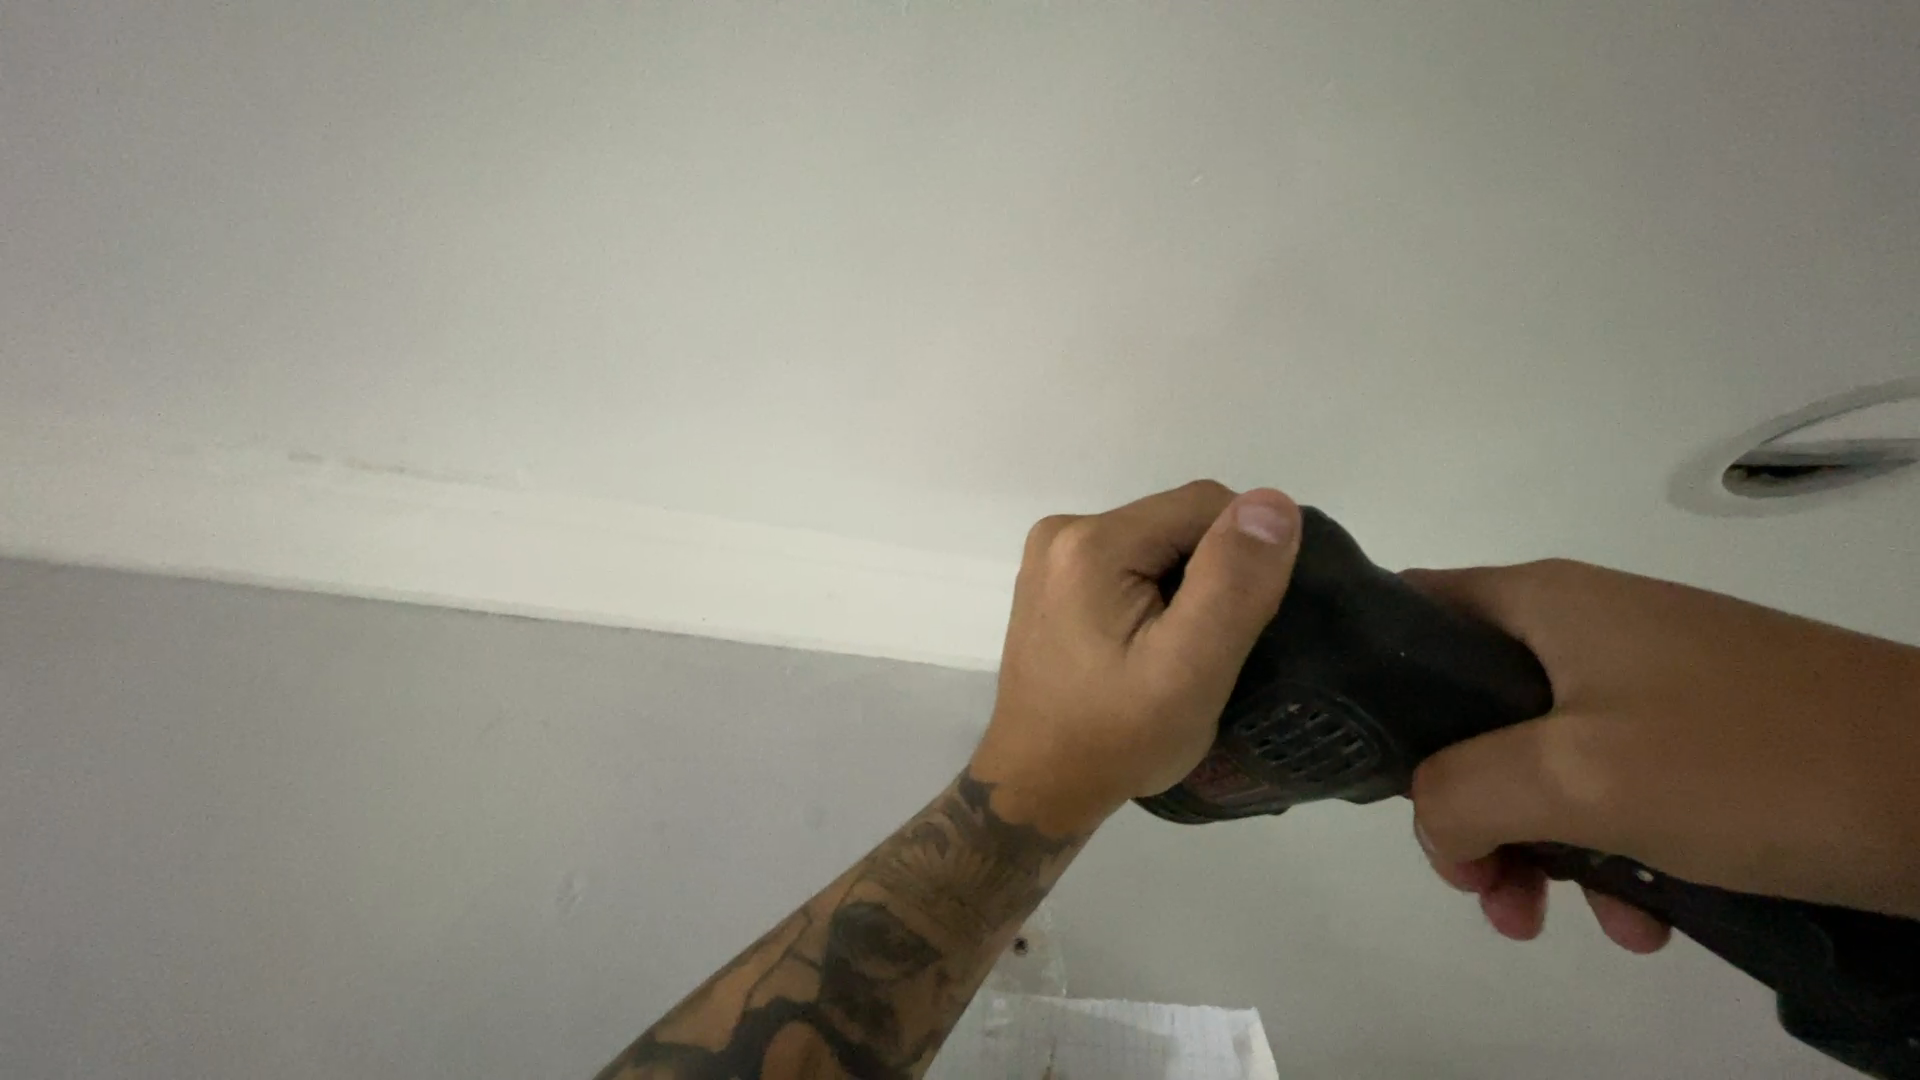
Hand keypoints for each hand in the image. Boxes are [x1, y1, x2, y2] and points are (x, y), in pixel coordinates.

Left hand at [970, 481, 1303, 834]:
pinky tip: (1146, 645)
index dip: (1243, 556)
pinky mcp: (1053, 581)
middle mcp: (1062, 532)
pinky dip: (1153, 595)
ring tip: (1176, 652)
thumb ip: (1233, 583)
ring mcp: (1051, 556)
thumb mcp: (1189, 668)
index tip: (1240, 622)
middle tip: (1207, 647)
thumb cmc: (1115, 737)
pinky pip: (1128, 564)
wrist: (1040, 781)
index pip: (1205, 505)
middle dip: (1210, 573)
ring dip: (1183, 586)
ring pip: (1156, 544)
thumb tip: (1273, 503)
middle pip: (1177, 522)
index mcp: (1090, 542)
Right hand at [1404, 559, 1919, 953]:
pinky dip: (1603, 845)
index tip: (1375, 763)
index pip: (1410, 611)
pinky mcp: (1696, 728)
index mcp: (1538, 603)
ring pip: (1535, 753)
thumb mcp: (1576, 778)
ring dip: (1529, 839)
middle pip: (1467, 705)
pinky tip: (1642, 918)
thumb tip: (1432, 825)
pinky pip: (1609, 780)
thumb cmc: (1754, 763)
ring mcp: (1641, 677)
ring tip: (1544, 918)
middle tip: (1471, 876)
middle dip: (1459, 798)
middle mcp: (1577, 626)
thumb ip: (1460, 794)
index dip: (1375, 681)